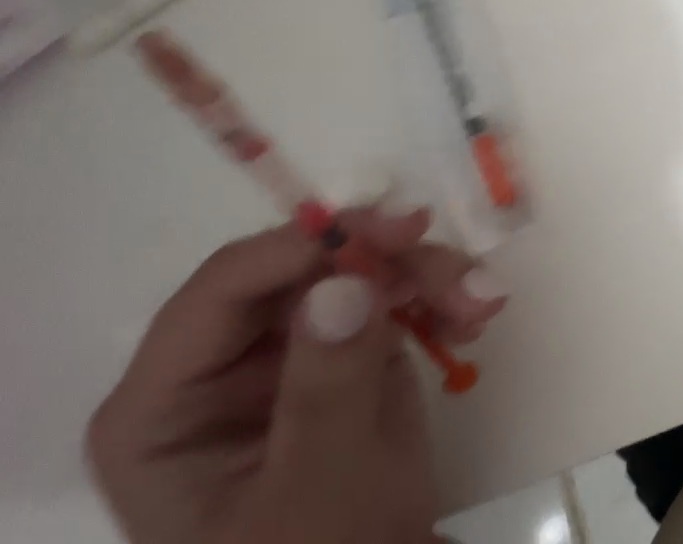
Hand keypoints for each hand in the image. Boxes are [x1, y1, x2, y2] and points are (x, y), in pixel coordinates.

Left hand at [87, 209, 509, 543]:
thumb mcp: (319, 482)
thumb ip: (326, 386)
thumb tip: (347, 282)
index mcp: (167, 404)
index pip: (225, 289)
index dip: (308, 245)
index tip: (401, 231)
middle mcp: (222, 367)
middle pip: (305, 273)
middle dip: (394, 264)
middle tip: (465, 277)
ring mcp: (289, 359)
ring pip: (359, 275)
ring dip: (430, 279)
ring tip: (484, 305)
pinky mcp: (347, 358)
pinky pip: (393, 300)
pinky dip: (439, 299)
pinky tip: (472, 321)